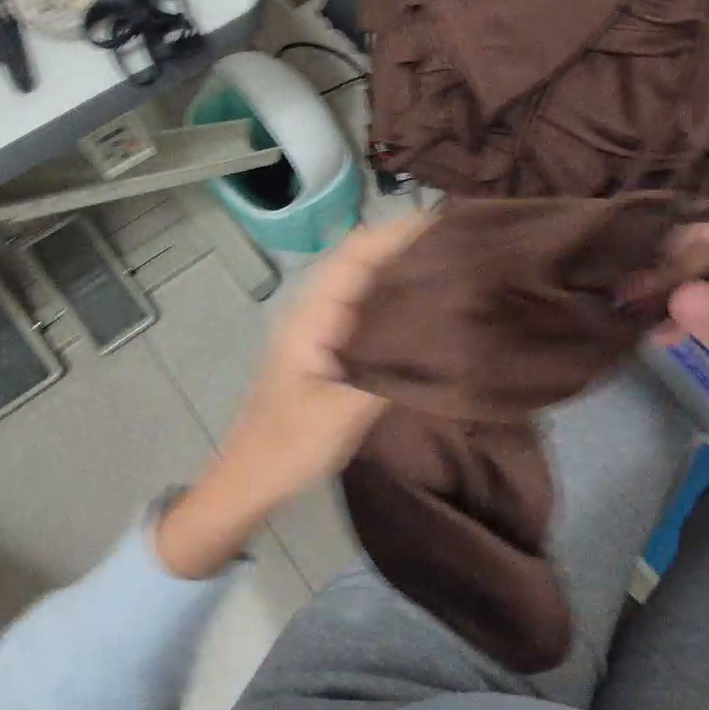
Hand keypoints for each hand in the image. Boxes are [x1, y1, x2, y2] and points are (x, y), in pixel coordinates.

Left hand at [156, 217, 428, 577]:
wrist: (245, 484)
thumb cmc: (287, 447)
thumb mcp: (344, 414)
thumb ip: (394, 374)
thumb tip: (445, 337)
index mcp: (313, 315)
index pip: (357, 254)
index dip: (398, 233)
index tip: (446, 226)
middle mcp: (315, 311)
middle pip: (362, 261)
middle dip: (408, 247)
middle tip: (463, 247)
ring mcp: (320, 330)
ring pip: (365, 285)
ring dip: (403, 272)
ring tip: (454, 270)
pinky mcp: (329, 351)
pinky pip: (367, 312)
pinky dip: (396, 301)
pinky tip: (426, 314)